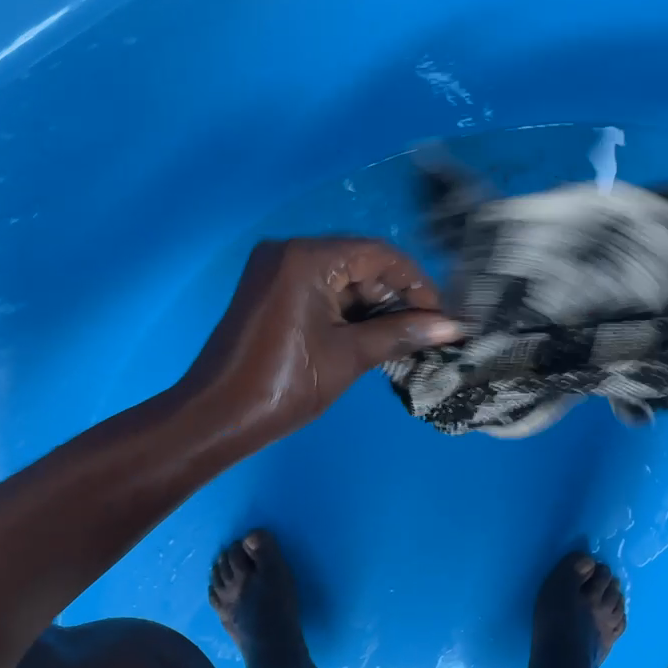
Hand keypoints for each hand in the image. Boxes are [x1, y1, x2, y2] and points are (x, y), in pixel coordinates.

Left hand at [181, 238, 461, 437]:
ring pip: (338, 278)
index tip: (441, 315)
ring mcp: (273, 270)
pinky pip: (316, 289)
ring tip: (404, 338)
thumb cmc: (285, 384)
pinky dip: (343, 310)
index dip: (415, 282)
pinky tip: (370, 336)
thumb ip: (400, 334)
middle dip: (393, 295)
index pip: (377, 254)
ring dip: (370, 306)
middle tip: (426, 330)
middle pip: (357, 262)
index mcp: (306, 257)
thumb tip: (451, 327)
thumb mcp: (349, 357)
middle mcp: (287, 251)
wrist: (216, 416)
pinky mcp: (267, 292)